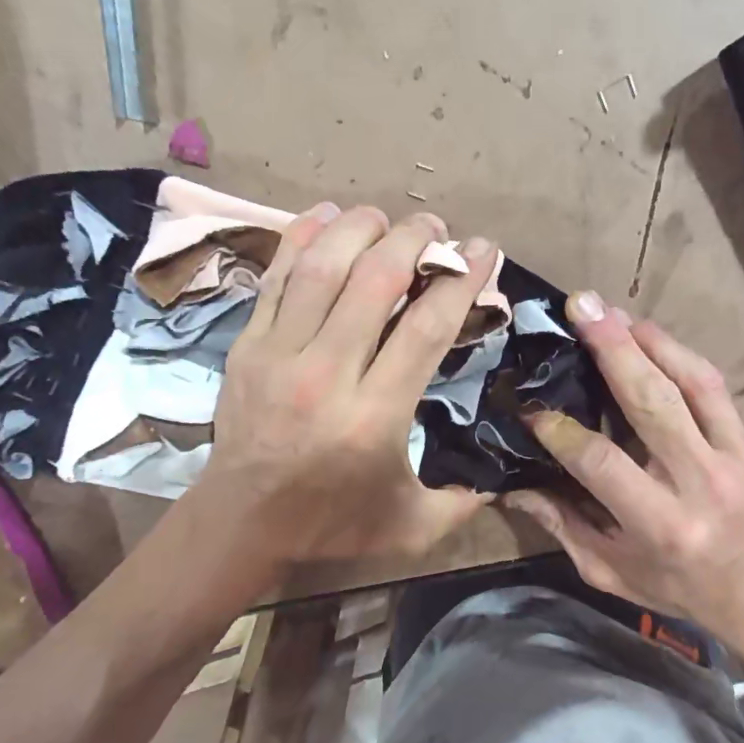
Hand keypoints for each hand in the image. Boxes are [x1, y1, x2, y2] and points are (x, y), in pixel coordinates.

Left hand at [187, 203, 498, 573]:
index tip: (482, 251)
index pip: (426, 328)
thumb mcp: (409, 528)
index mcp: (374, 417)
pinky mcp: (248, 344)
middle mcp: (327, 375)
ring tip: (385, 218)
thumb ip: (462, 503)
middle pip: (375, 279)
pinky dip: (303, 237)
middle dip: (414, 240)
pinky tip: (327, 215)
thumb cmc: (330, 522)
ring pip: (323, 266)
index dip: (461, 280)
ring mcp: (279, 353)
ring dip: (360, 228)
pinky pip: (277, 276)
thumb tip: (502, 476)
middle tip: (435, 229)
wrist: (241, 521)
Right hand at [504, 292, 743, 625]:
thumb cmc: (676, 587)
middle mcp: (698, 484)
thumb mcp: (609, 570)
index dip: (560, 430)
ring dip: (645, 340)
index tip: (530, 409)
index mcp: (659, 524)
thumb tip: (511, 488)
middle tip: (578, 309)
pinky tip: (646, 332)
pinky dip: (678, 353)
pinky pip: (713, 386)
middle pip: (651, 403)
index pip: (600, 461)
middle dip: (610, 350)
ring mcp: (731, 457)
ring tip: (608, 310)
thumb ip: (561, 526)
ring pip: (688, 383)